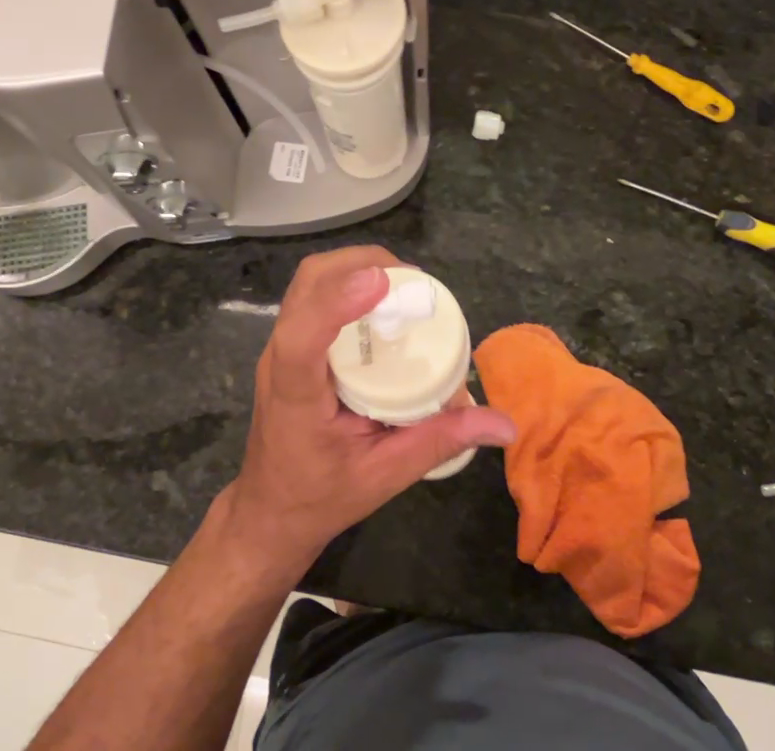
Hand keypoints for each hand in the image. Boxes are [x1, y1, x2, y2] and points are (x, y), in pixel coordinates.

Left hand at [220, 246, 516, 568]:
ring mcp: (280, 350)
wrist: (271, 511)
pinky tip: (383, 305)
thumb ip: (439, 442)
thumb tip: (503, 424)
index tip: (383, 281)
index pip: (301, 337)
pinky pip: (313, 299)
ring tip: (404, 287)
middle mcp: (281, 361)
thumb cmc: (319, 497)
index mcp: (296, 395)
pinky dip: (346, 286)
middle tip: (413, 283)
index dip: (337, 301)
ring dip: (353, 268)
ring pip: (308, 284)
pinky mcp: (290, 349)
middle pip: (307, 284)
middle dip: (359, 263)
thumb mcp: (383, 476)